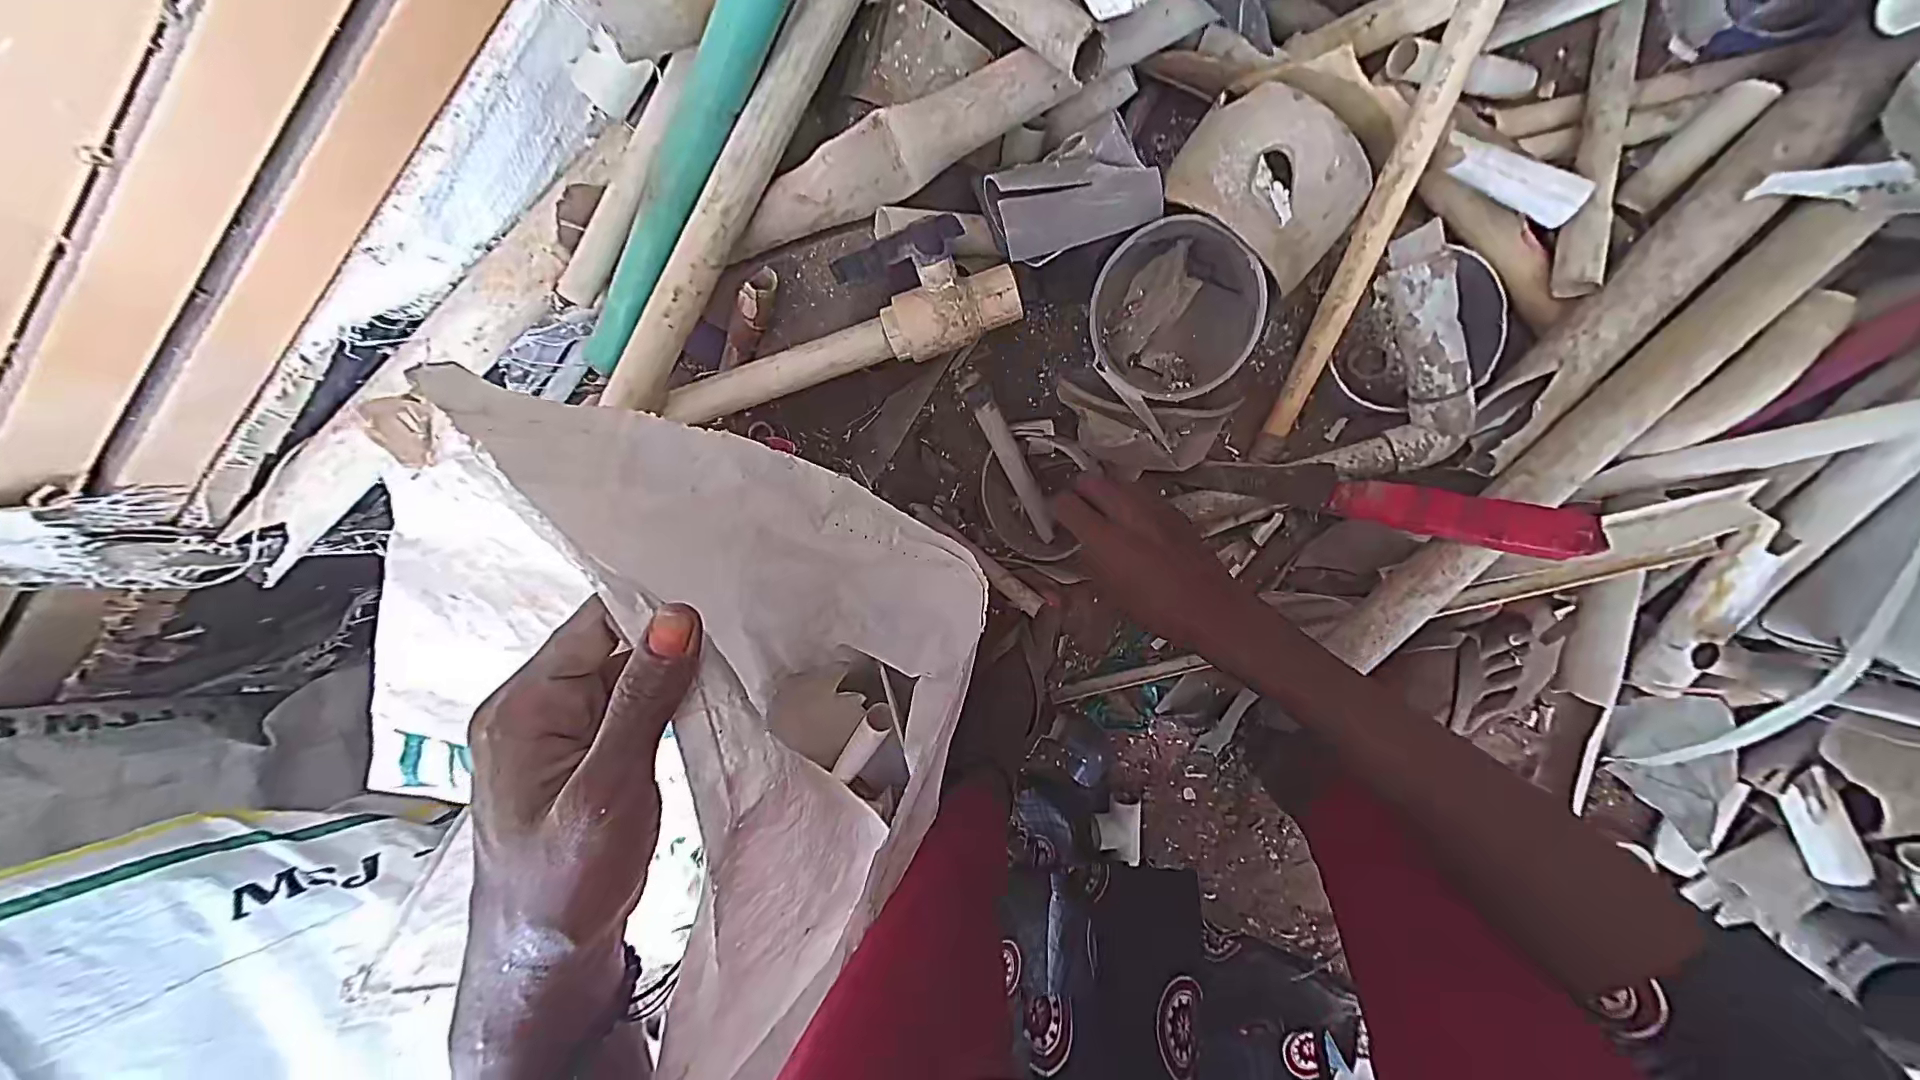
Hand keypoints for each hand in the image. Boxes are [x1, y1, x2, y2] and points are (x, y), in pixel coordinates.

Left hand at [453, 597, 699, 1077]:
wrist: (547, 957)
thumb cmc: (565, 883)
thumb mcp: (610, 786)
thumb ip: (643, 698)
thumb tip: (677, 617)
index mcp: (523, 705)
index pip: (594, 624)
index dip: (650, 615)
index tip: (706, 625)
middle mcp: (534, 705)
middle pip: (611, 643)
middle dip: (667, 649)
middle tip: (715, 669)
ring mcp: (558, 727)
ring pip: (626, 671)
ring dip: (669, 678)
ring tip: (709, 695)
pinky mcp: (583, 747)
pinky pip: (629, 702)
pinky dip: (664, 702)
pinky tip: (692, 714)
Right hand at [1052, 474, 1271, 661]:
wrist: (1210, 608)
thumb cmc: (1161, 609)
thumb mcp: (1109, 591)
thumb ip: (1090, 559)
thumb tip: (1082, 544)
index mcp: (1105, 538)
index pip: (1066, 503)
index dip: (1055, 508)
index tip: (1056, 516)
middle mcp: (1128, 514)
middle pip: (1091, 481)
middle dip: (1079, 492)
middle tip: (1075, 509)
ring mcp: (1154, 508)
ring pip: (1117, 483)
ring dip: (1105, 494)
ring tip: (1104, 515)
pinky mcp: (1173, 511)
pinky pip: (1142, 494)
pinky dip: (1130, 502)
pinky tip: (1133, 523)